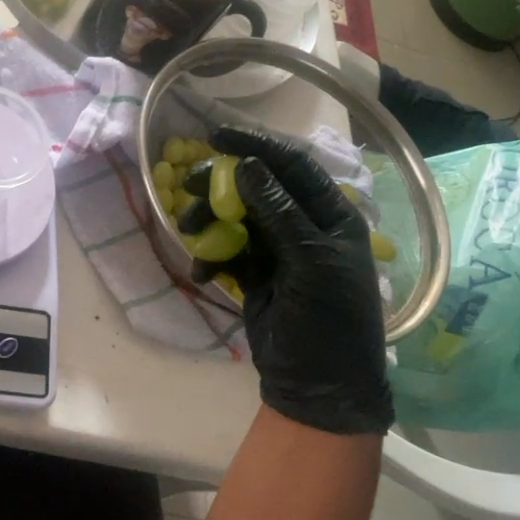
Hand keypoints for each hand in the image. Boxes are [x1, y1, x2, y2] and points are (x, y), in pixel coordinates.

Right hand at [211, 126, 391, 434]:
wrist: (318, 384)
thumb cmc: (328, 320)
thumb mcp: (309, 261)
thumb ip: (278, 212)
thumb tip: (248, 165)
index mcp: (331, 216)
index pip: (293, 167)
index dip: (256, 146)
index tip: (215, 136)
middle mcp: (304, 227)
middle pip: (257, 189)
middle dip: (222, 186)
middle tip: (190, 186)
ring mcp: (278, 251)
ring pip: (236, 219)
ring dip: (209, 221)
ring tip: (189, 232)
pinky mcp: (255, 275)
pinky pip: (227, 251)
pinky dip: (210, 256)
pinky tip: (202, 272)